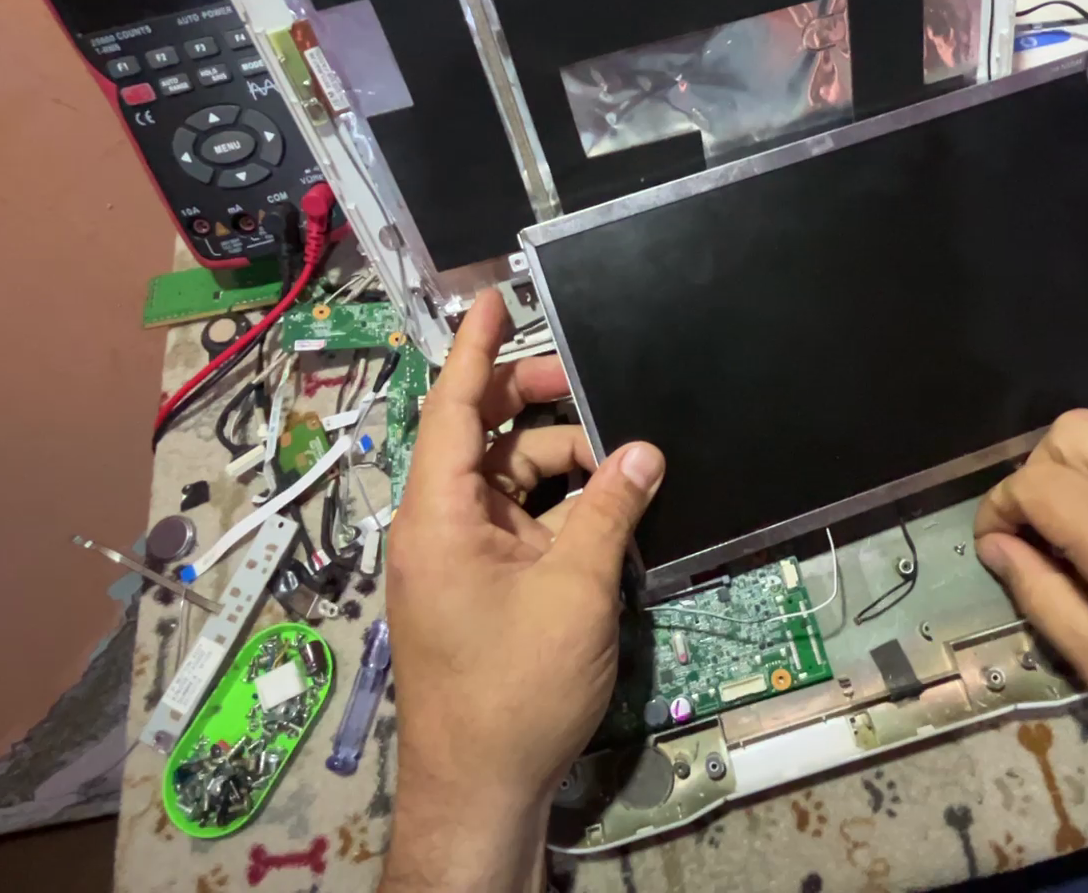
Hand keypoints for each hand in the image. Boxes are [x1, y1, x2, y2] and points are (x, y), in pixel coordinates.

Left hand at [381, 290, 664, 892]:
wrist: (482, 788)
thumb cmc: (515, 686)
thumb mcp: (574, 589)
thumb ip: (610, 509)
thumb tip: (645, 451)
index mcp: (442, 514)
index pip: (454, 408)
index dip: (474, 349)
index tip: (492, 299)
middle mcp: (446, 522)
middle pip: (490, 436)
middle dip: (542, 405)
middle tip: (598, 387)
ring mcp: (468, 552)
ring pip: (517, 477)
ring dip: (568, 464)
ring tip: (626, 467)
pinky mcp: (490, 578)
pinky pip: (528, 517)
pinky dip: (565, 505)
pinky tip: (611, 507)